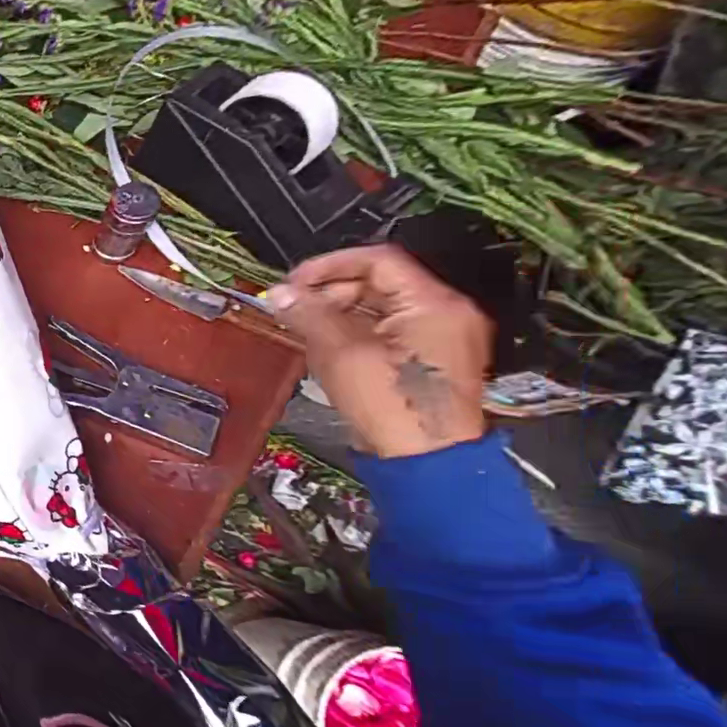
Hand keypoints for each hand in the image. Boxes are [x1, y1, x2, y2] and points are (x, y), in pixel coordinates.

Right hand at [268, 244, 489, 458]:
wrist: (427, 465)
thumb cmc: (392, 408)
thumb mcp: (340, 354)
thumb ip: (309, 315)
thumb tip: (280, 294)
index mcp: (432, 304)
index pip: (377, 261)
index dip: (330, 266)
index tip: (296, 282)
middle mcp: (446, 314)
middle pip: (381, 284)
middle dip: (333, 293)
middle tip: (297, 309)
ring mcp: (443, 339)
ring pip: (383, 309)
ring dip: (341, 314)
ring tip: (308, 331)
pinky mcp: (433, 362)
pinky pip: (391, 332)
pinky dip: (358, 333)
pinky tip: (330, 349)